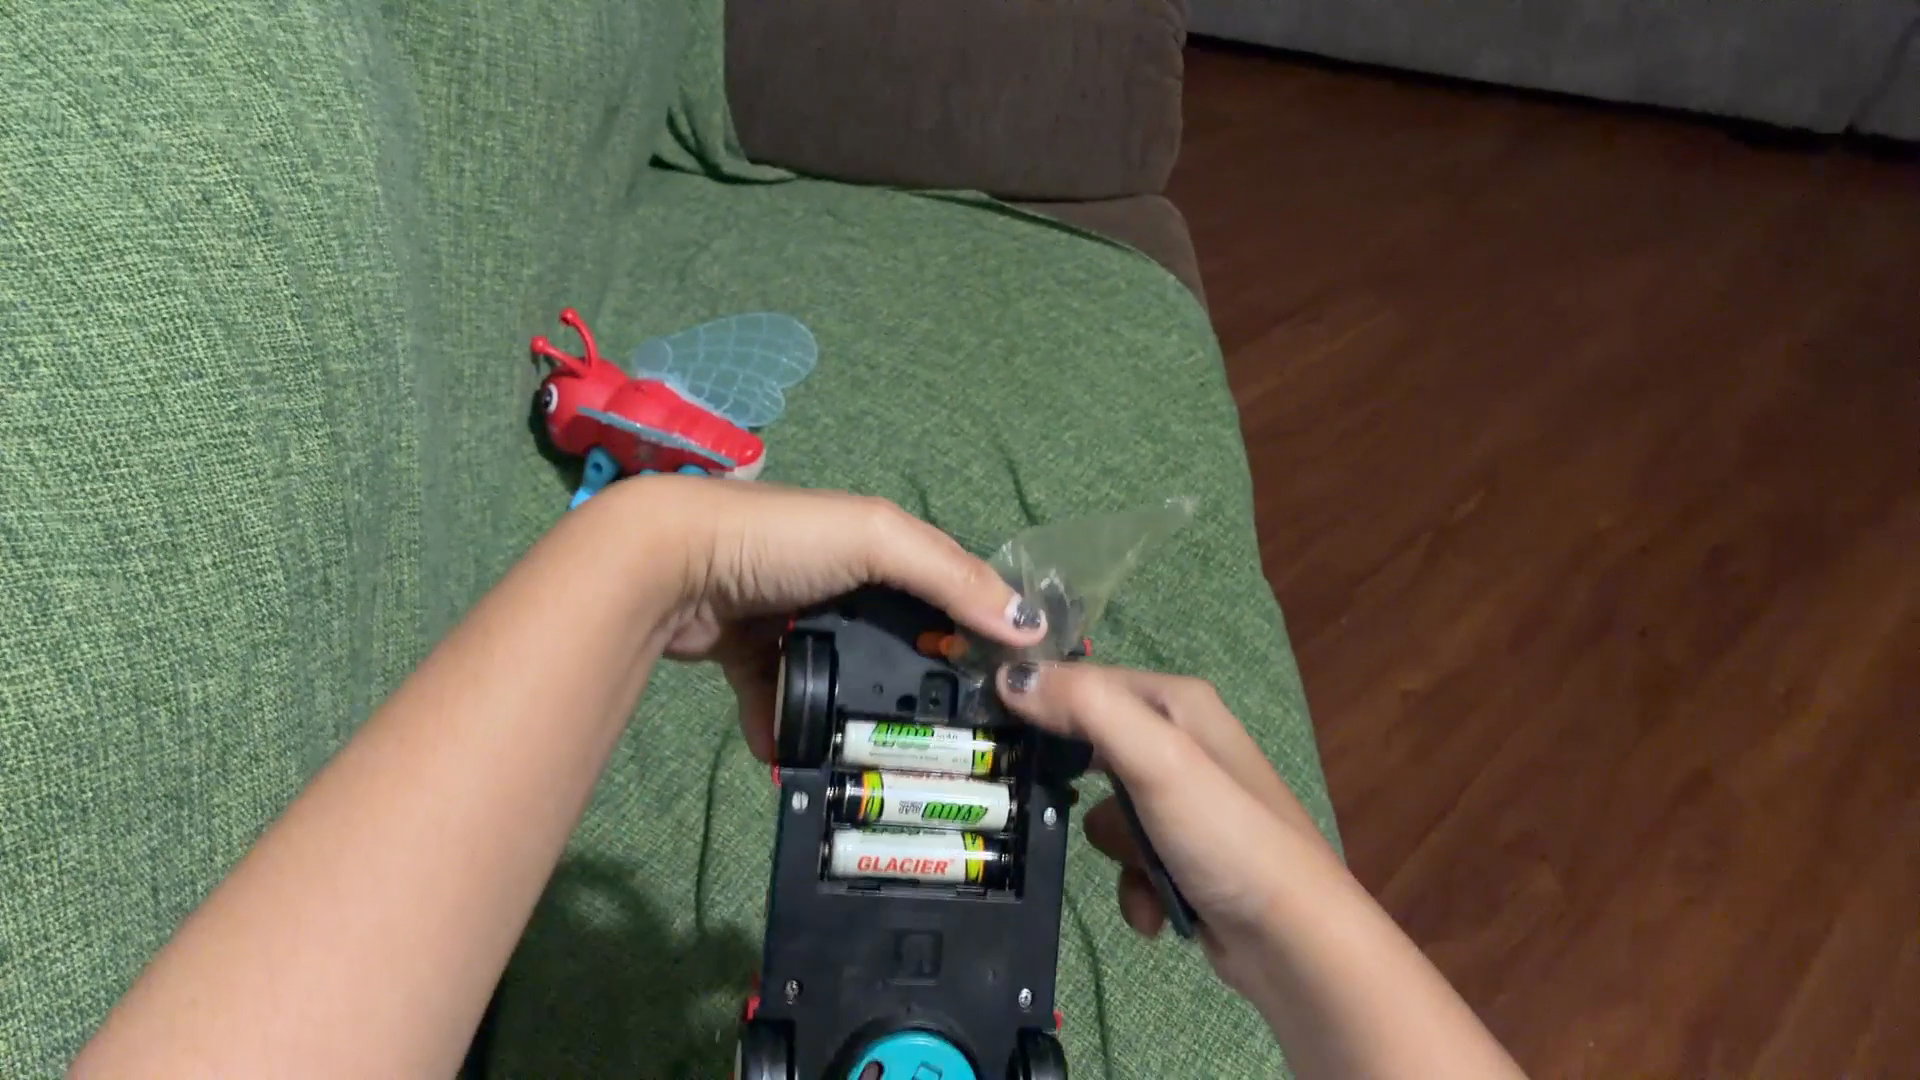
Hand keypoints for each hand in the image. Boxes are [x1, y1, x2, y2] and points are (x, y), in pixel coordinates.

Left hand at [596, 474, 1049, 760]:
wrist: (667, 564)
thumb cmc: (783, 542)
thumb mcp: (876, 540)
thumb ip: (952, 577)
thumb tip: (1031, 626)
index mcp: (877, 547)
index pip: (945, 591)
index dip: (979, 633)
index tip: (1006, 689)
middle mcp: (840, 583)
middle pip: (896, 644)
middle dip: (918, 686)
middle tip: (951, 741)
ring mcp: (794, 623)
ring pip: (840, 680)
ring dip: (853, 718)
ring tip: (878, 766)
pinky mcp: (753, 658)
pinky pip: (784, 700)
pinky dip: (789, 727)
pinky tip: (797, 757)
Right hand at [992, 662, 1341, 989]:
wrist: (1295, 945)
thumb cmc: (1225, 835)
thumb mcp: (1156, 759)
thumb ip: (1085, 708)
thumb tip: (1010, 674)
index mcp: (1178, 701)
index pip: (1088, 680)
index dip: (1042, 699)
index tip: (997, 729)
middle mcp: (1183, 740)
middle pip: (1093, 746)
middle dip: (1080, 788)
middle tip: (1050, 804)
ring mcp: (1185, 800)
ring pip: (1107, 810)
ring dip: (1116, 847)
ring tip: (1140, 867)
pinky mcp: (1185, 850)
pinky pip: (1130, 854)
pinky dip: (1133, 881)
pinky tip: (1153, 904)